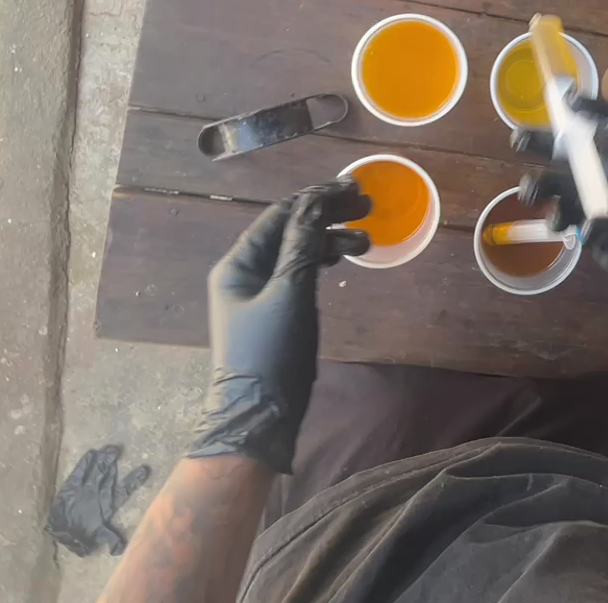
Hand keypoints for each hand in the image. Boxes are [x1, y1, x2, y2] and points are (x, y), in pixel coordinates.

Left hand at [189, 180, 369, 471]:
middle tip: (368, 206)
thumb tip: (315, 200)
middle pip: (291, 229)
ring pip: (300, 250)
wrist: (259, 419)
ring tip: (367, 241)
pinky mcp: (277, 308)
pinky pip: (301, 270)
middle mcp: (247, 271)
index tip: (353, 187)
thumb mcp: (290, 291)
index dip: (317, 196)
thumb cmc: (271, 352)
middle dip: (329, 214)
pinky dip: (324, 259)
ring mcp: (261, 290)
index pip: (281, 214)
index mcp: (239, 263)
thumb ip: (302, 243)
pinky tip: (344, 257)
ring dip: (332, 239)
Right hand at [519, 97, 607, 393]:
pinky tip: (552, 225)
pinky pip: (574, 218)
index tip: (567, 99)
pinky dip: (558, 216)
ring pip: (576, 186)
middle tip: (520, 138)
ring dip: (549, 183)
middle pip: (591, 156)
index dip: (599, 114)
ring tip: (528, 192)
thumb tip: (586, 225)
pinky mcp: (605, 242)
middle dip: (557, 144)